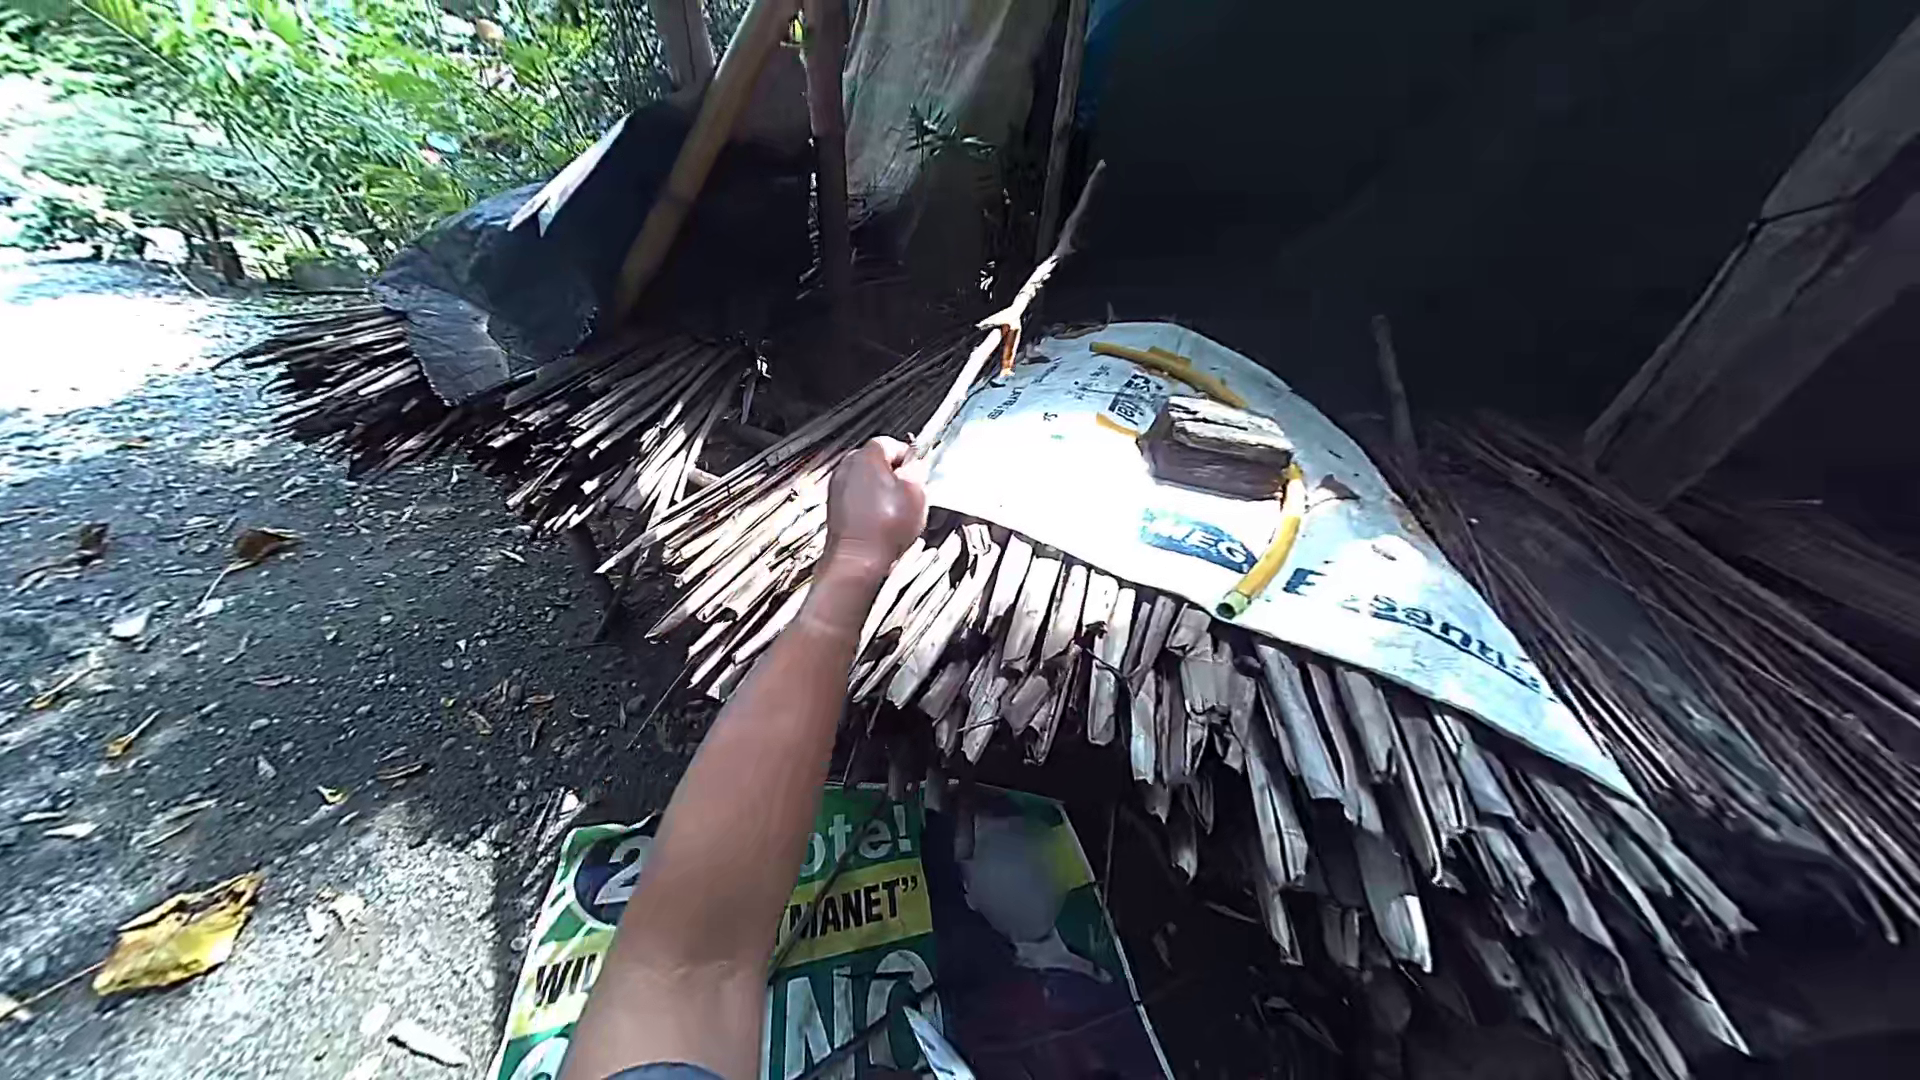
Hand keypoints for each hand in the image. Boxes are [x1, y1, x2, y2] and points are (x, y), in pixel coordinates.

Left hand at [822, 437, 926, 582]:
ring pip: (867, 481)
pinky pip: (858, 499)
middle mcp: (847, 468)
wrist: (858, 560)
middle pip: (877, 462)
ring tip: (897, 512)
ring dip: (883, 492)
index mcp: (867, 456)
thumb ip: (917, 469)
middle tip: (911, 493)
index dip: (909, 457)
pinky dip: (871, 507)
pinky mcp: (836, 509)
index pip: (891, 442)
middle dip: (895, 475)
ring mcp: (838, 489)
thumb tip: (915, 463)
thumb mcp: (916, 492)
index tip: (918, 471)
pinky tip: (883, 523)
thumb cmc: (884, 528)